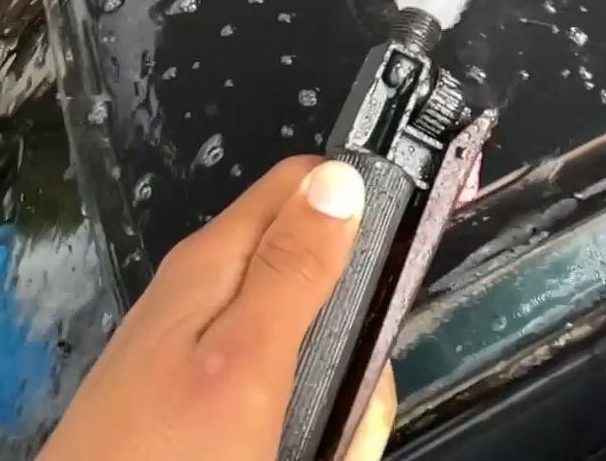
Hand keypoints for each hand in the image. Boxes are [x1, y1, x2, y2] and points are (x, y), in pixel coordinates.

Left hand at [39, 157, 395, 460]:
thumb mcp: (243, 362)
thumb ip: (293, 267)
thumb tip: (339, 173)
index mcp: (217, 260)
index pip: (304, 182)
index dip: (359, 201)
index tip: (400, 255)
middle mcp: (211, 291)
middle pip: (317, 267)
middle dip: (353, 328)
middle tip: (349, 393)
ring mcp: (205, 352)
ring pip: (311, 340)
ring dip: (336, 394)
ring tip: (324, 446)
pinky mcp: (207, 404)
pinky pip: (283, 391)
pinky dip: (305, 426)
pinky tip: (301, 455)